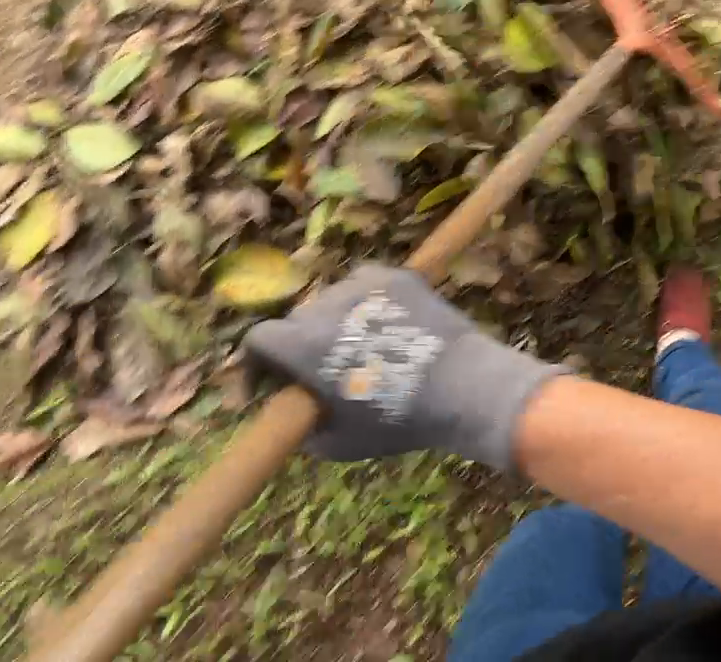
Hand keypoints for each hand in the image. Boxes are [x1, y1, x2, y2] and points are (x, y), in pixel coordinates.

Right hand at [243, 265, 564, 469]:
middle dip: (301, 344)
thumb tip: (296, 415)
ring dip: (335, 321)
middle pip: (298, 319)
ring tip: (360, 348)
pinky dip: (366, 301)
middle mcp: (326, 306)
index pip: (258, 338)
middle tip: (322, 369)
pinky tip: (382, 324)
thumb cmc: (397, 420)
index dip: (261, 362)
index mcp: (302, 344)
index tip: (275, 382)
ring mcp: (364, 285)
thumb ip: (304, 428)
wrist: (462, 385)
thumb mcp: (339, 443)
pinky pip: (366, 283)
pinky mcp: (396, 276)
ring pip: (333, 299)